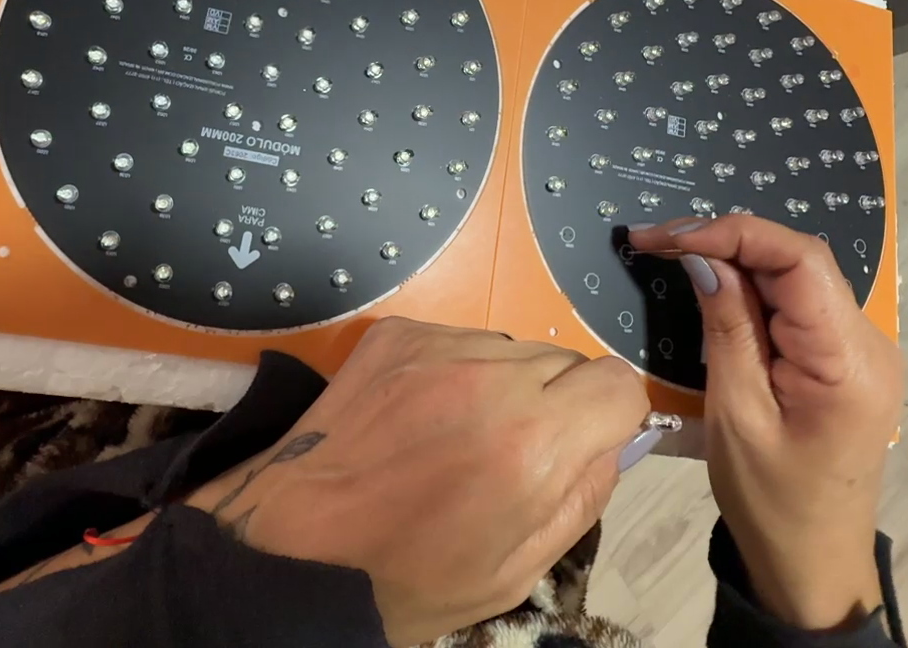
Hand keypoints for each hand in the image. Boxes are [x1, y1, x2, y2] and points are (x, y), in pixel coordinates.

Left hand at [184, 317, 649, 647]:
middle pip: (565, 361)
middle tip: (509, 448)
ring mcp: (436, 345)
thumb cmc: (406, 576)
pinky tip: (420, 410)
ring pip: (512, 346)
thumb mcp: (517, 569)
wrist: (289, 542)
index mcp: (530, 444)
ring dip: (503, 382)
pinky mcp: (396, 332)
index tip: (584, 439)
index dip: (610, 417)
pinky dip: (455, 368)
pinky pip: (459, 337)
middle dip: (555, 402)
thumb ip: (583, 494)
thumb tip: (610, 439)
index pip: (618, 385)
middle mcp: (488, 377)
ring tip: (455, 430)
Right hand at [628, 216, 903, 631]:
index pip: (800, 259)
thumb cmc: (770, 500)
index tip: (667, 238)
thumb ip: (727, 326)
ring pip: (796, 274)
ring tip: (673, 253)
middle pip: (799, 261)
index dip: (732, 232)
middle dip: (725, 239)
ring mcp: (861, 348)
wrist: (812, 562)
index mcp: (848, 361)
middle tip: (657, 241)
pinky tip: (712, 281)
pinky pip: (796, 300)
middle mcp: (868, 342)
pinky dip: (750, 282)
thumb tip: (703, 256)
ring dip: (734, 256)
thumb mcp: (736, 413)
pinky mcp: (843, 357)